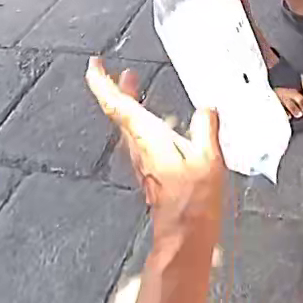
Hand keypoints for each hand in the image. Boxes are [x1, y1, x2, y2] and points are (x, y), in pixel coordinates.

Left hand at [86, 58, 224, 254]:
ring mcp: (142, 159)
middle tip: (112, 70)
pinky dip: (141, 120)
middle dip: (114, 86)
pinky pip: (139, 137)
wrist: (184, 238)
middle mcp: (138, 145)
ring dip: (127, 101)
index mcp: (147, 135)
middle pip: (118, 110)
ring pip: (127, 123)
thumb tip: (207, 110)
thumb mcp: (208, 159)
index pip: (115, 103)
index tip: (93, 64)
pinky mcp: (149, 169)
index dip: (101, 81)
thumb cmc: (191, 204)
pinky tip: (157, 120)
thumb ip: (206, 129)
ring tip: (133, 84)